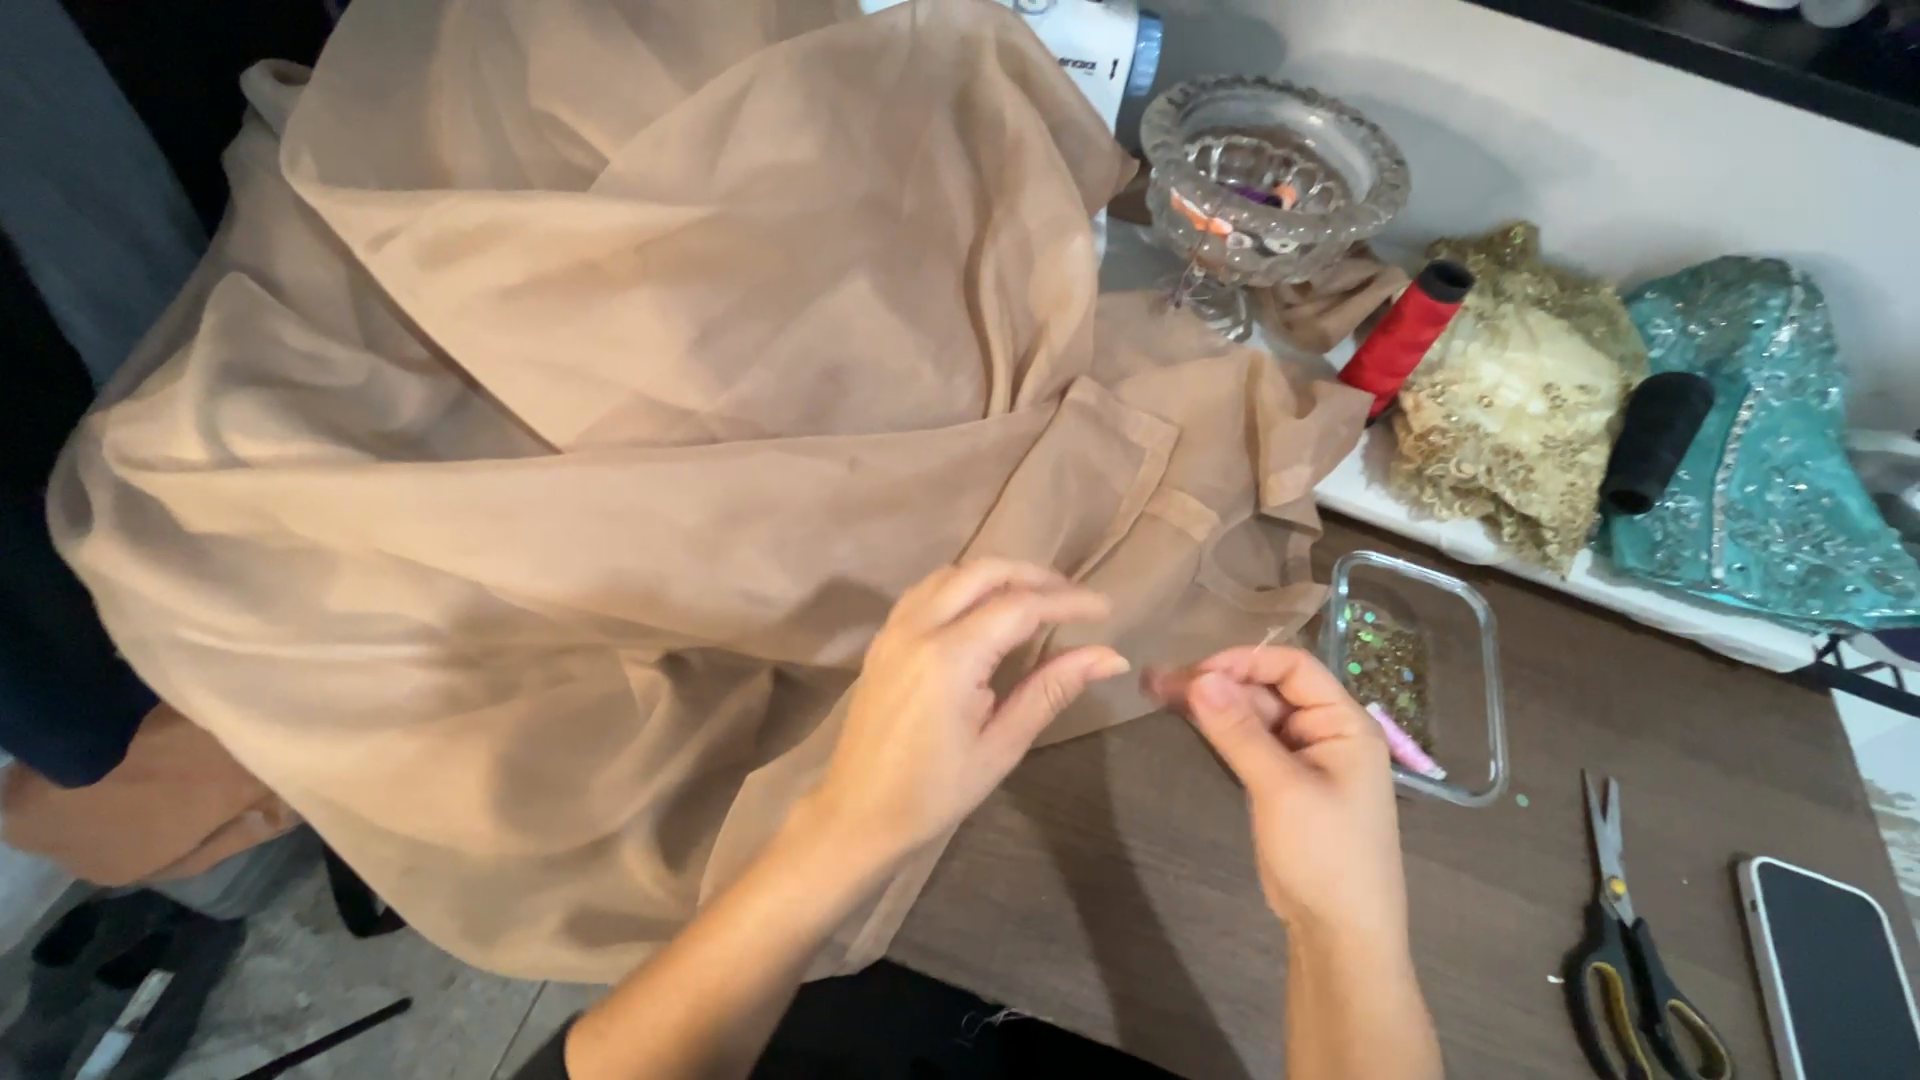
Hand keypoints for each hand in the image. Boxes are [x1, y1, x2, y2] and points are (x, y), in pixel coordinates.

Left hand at [812, 559, 1130, 862]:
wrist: (857, 814)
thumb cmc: (934, 793)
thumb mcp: (1001, 746)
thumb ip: (1051, 690)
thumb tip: (1110, 657)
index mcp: (949, 657)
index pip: (1020, 607)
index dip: (1066, 602)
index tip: (1104, 609)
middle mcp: (918, 629)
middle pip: (982, 572)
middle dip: (1033, 576)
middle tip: (1071, 596)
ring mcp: (894, 630)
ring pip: (950, 574)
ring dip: (995, 575)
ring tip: (1034, 598)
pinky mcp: (882, 640)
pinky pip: (925, 591)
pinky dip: (961, 585)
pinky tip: (982, 609)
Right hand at [1145, 646, 1406, 944]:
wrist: (1339, 933)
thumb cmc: (1326, 854)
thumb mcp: (1281, 789)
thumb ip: (1239, 732)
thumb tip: (1198, 678)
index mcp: (1344, 724)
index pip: (1293, 668)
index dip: (1244, 661)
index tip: (1196, 673)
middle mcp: (1324, 732)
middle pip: (1267, 688)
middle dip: (1217, 682)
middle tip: (1159, 681)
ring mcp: (1301, 757)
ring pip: (1252, 714)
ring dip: (1211, 703)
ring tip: (1158, 691)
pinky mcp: (1279, 780)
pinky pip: (1248, 740)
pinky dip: (1218, 728)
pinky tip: (1184, 717)